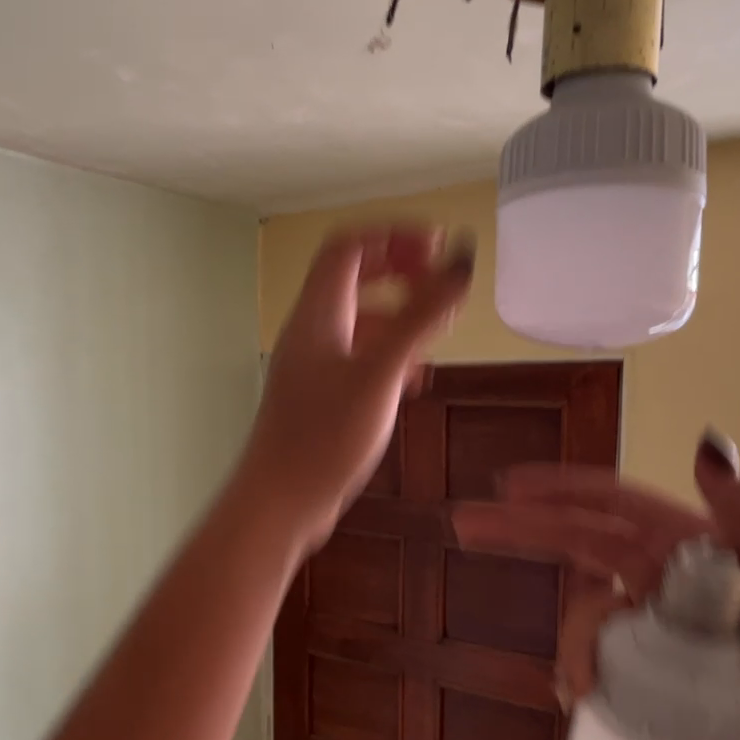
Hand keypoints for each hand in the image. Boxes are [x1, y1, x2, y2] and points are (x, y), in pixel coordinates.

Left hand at [237, 225, 472, 550]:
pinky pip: (357, 357)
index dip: (393, 236)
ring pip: (358, 320)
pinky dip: (388, 356)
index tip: (436, 247)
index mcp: (318, 315)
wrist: (280, 502)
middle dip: (400, 272)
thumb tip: (459, 261)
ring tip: (434, 336)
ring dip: (398, 317)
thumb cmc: (324, 438)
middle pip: (353, 277)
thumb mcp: (381, 372)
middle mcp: (310, 333)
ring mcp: (311, 365)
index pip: (349, 246)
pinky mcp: (318, 397)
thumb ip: (421, 316)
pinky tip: (410, 383)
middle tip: (439, 283)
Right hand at [451, 433, 739, 739]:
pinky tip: (575, 697)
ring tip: (580, 691)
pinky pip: (592, 658)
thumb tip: (706, 445)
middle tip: (462, 526)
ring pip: (579, 615)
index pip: (607, 502)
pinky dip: (575, 673)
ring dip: (568, 646)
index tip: (507, 484)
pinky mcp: (642, 661)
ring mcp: (643, 616)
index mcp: (679, 539)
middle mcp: (652, 569)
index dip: (556, 489)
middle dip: (515, 531)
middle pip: (570, 542)